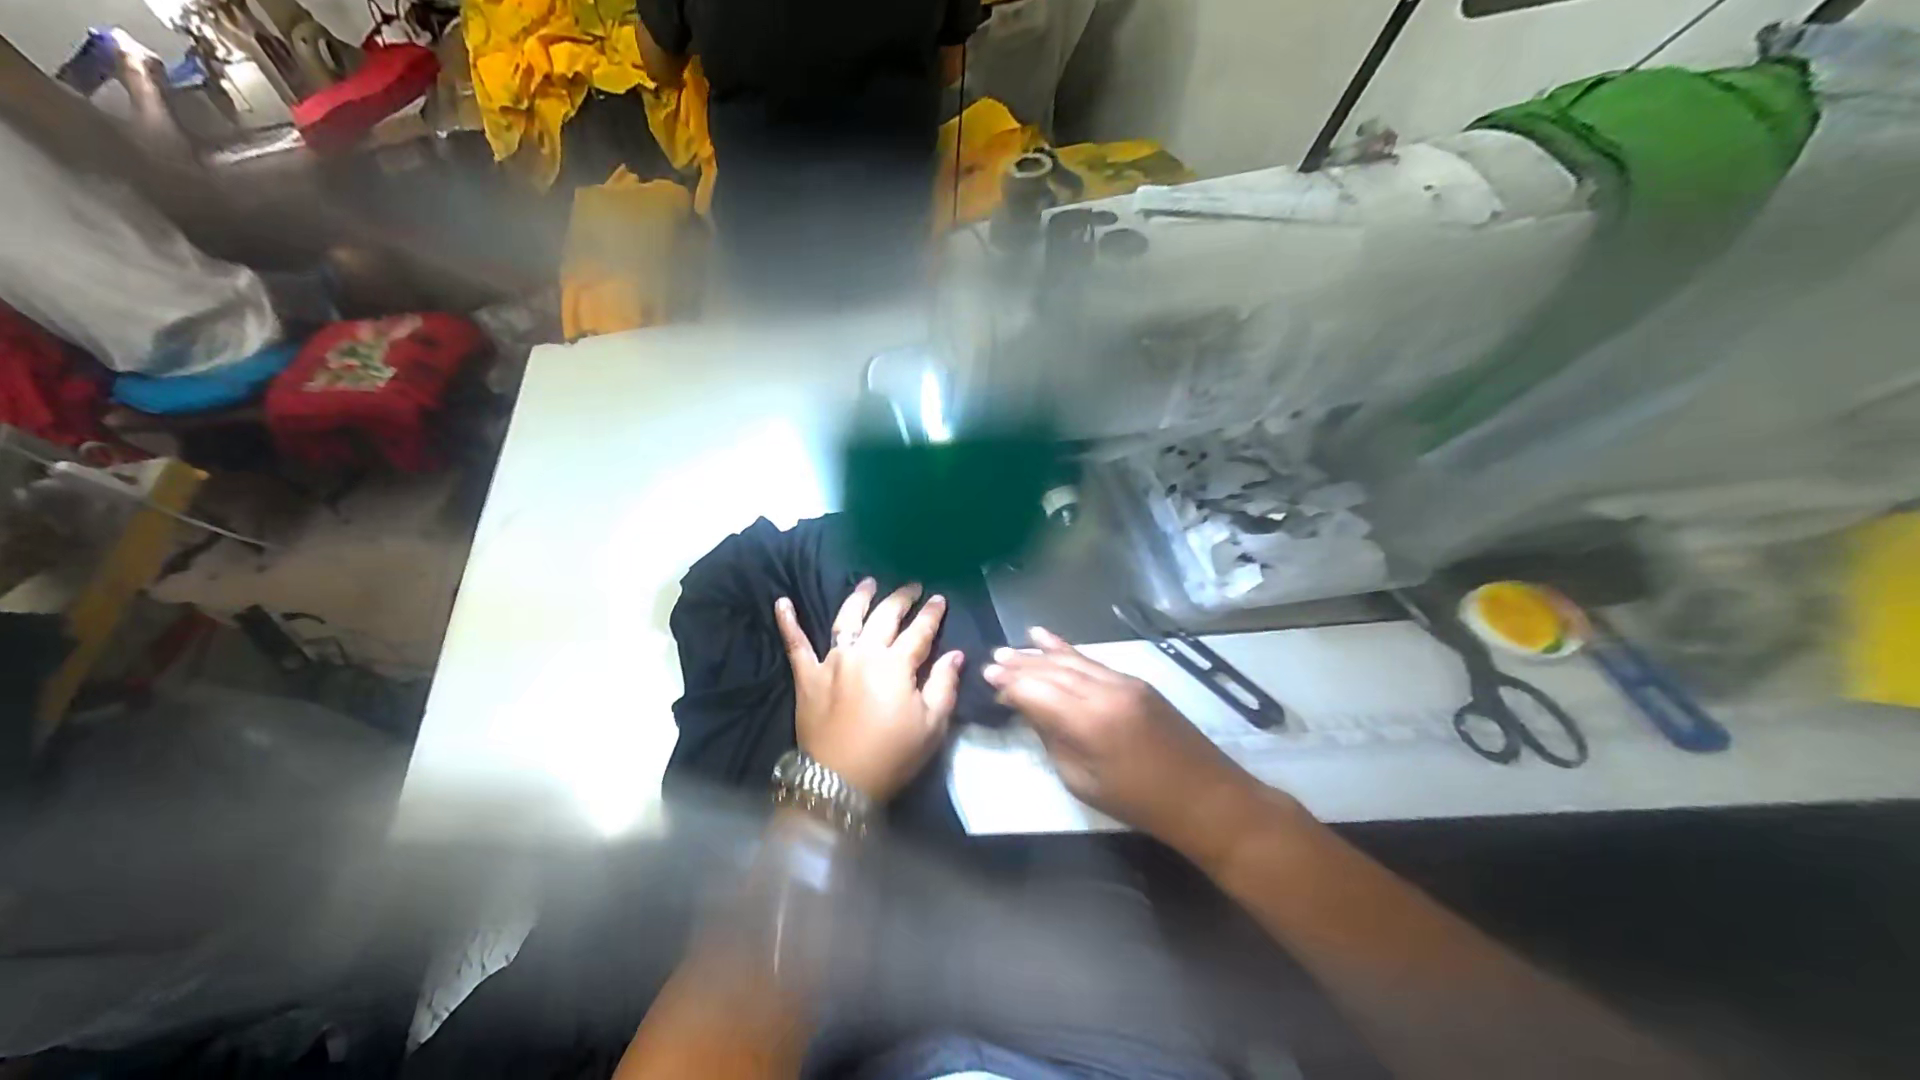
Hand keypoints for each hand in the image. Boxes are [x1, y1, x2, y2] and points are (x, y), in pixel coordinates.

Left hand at [775, 579, 964, 802]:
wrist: (840, 782)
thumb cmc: (893, 755)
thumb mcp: (931, 725)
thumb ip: (943, 684)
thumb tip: (955, 654)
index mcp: (896, 665)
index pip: (919, 631)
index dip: (931, 614)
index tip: (939, 599)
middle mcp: (864, 654)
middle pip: (885, 617)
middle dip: (901, 599)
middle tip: (912, 587)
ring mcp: (832, 662)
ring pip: (846, 620)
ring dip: (859, 598)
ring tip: (868, 582)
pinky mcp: (807, 676)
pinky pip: (795, 645)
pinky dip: (788, 622)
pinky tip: (782, 602)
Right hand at [981, 627, 1267, 848]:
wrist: (1204, 796)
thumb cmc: (1138, 802)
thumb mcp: (1082, 780)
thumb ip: (1052, 738)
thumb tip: (1029, 709)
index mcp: (1088, 721)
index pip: (1035, 691)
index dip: (1009, 685)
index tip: (986, 679)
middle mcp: (1103, 691)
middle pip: (1051, 670)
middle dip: (1020, 665)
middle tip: (992, 660)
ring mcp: (1122, 681)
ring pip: (1071, 660)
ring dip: (1039, 654)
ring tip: (1010, 648)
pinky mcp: (1135, 681)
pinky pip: (1092, 661)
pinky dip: (1067, 650)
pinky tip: (1047, 639)